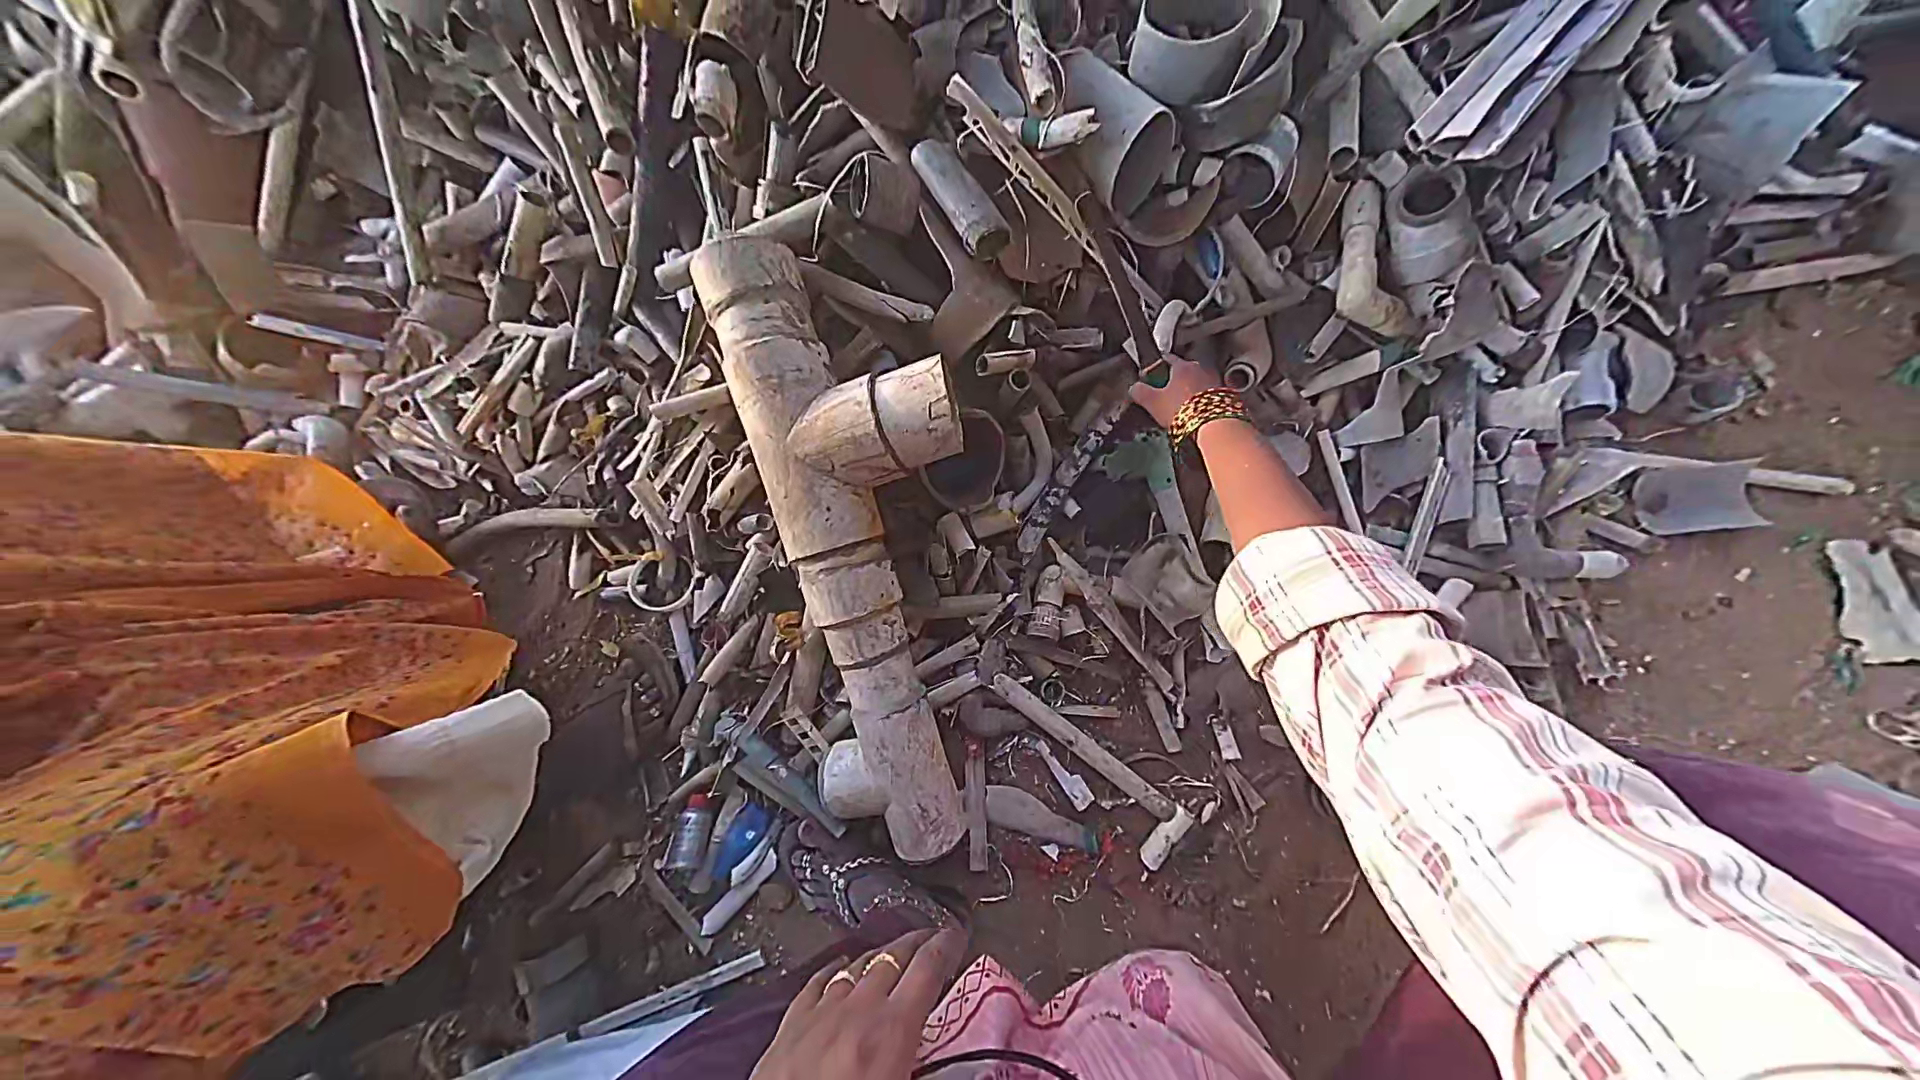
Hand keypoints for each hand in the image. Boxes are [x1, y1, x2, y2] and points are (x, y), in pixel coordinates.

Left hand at [751, 927, 967, 1079]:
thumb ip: (929, 1073)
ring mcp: (822, 1012)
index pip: (927, 968)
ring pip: (857, 965)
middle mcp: (859, 1009)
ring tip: (891, 954)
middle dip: (915, 943)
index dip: (945, 946)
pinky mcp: (790, 1026)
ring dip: (879, 957)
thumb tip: (958, 1070)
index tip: (955, 936)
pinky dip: (835, 971)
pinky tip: (840, 968)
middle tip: (929, 940)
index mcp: (892, 1031)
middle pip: (893, 957)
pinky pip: (817, 983)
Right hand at [1128, 357, 1222, 428]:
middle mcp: (1201, 369)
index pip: (1166, 358)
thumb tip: (1134, 387)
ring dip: (1190, 390)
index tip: (1153, 375)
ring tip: (1181, 408)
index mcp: (1182, 366)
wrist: (1213, 425)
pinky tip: (1197, 413)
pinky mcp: (1226, 394)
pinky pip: (1209, 394)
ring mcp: (1215, 381)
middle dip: (1175, 381)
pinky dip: (1203, 400)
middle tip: (1166, 396)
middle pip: (1184, 370)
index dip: (1157, 367)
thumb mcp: (1152, 402)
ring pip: (1198, 382)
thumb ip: (1140, 392)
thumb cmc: (1183, 410)